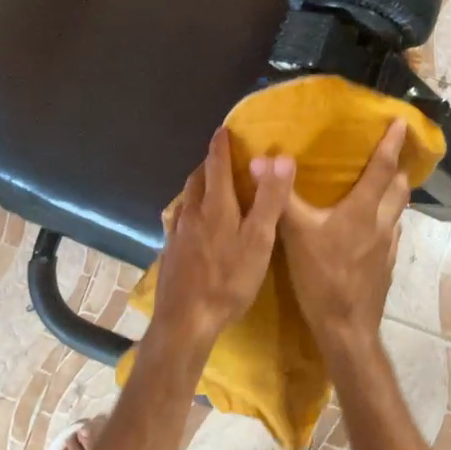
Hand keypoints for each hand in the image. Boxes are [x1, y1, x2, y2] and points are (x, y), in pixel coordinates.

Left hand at [151, 129, 294, 347]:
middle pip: (197, 180)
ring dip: (197, 188)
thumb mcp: (259, 240)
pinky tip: (193, 227)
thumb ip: (269, 199)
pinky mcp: (170, 253)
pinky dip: (189, 212)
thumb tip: (281, 156)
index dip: (221, 146)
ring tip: (208, 189)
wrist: (186, 320)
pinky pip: (179, 221)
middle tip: (220, 159)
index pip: (216, 165)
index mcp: (215, 206)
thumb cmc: (228, 279)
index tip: (223, 129)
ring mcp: (177, 234)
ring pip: (186, 200)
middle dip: (208, 165)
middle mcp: (191, 213)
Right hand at [280, 119, 410, 365]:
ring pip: (398, 211)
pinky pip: (392, 233)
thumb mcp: (295, 234)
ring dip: (394, 193)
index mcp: (363, 210)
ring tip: (383, 184)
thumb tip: (262, 162)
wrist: (346, 329)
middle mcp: (382, 224)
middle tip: (391, 153)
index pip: (383, 168)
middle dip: (398, 168)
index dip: (392, 144)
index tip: (402, 123)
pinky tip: (372, 227)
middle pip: (399, 188)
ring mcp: (388, 247)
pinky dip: (386, 220)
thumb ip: (281, 197)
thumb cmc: (322, 277)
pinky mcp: (387, 266)